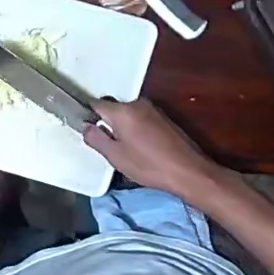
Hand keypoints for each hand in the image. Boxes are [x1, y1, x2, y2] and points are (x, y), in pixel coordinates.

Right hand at [83, 98, 226, 201]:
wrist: (188, 171)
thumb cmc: (148, 165)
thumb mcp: (116, 156)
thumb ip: (96, 139)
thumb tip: (86, 126)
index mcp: (122, 111)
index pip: (96, 104)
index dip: (89, 115)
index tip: (88, 130)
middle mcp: (138, 104)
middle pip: (113, 108)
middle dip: (108, 123)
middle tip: (109, 145)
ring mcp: (153, 109)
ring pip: (128, 114)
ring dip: (123, 127)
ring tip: (127, 149)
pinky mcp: (164, 118)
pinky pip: (141, 118)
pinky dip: (137, 129)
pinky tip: (142, 148)